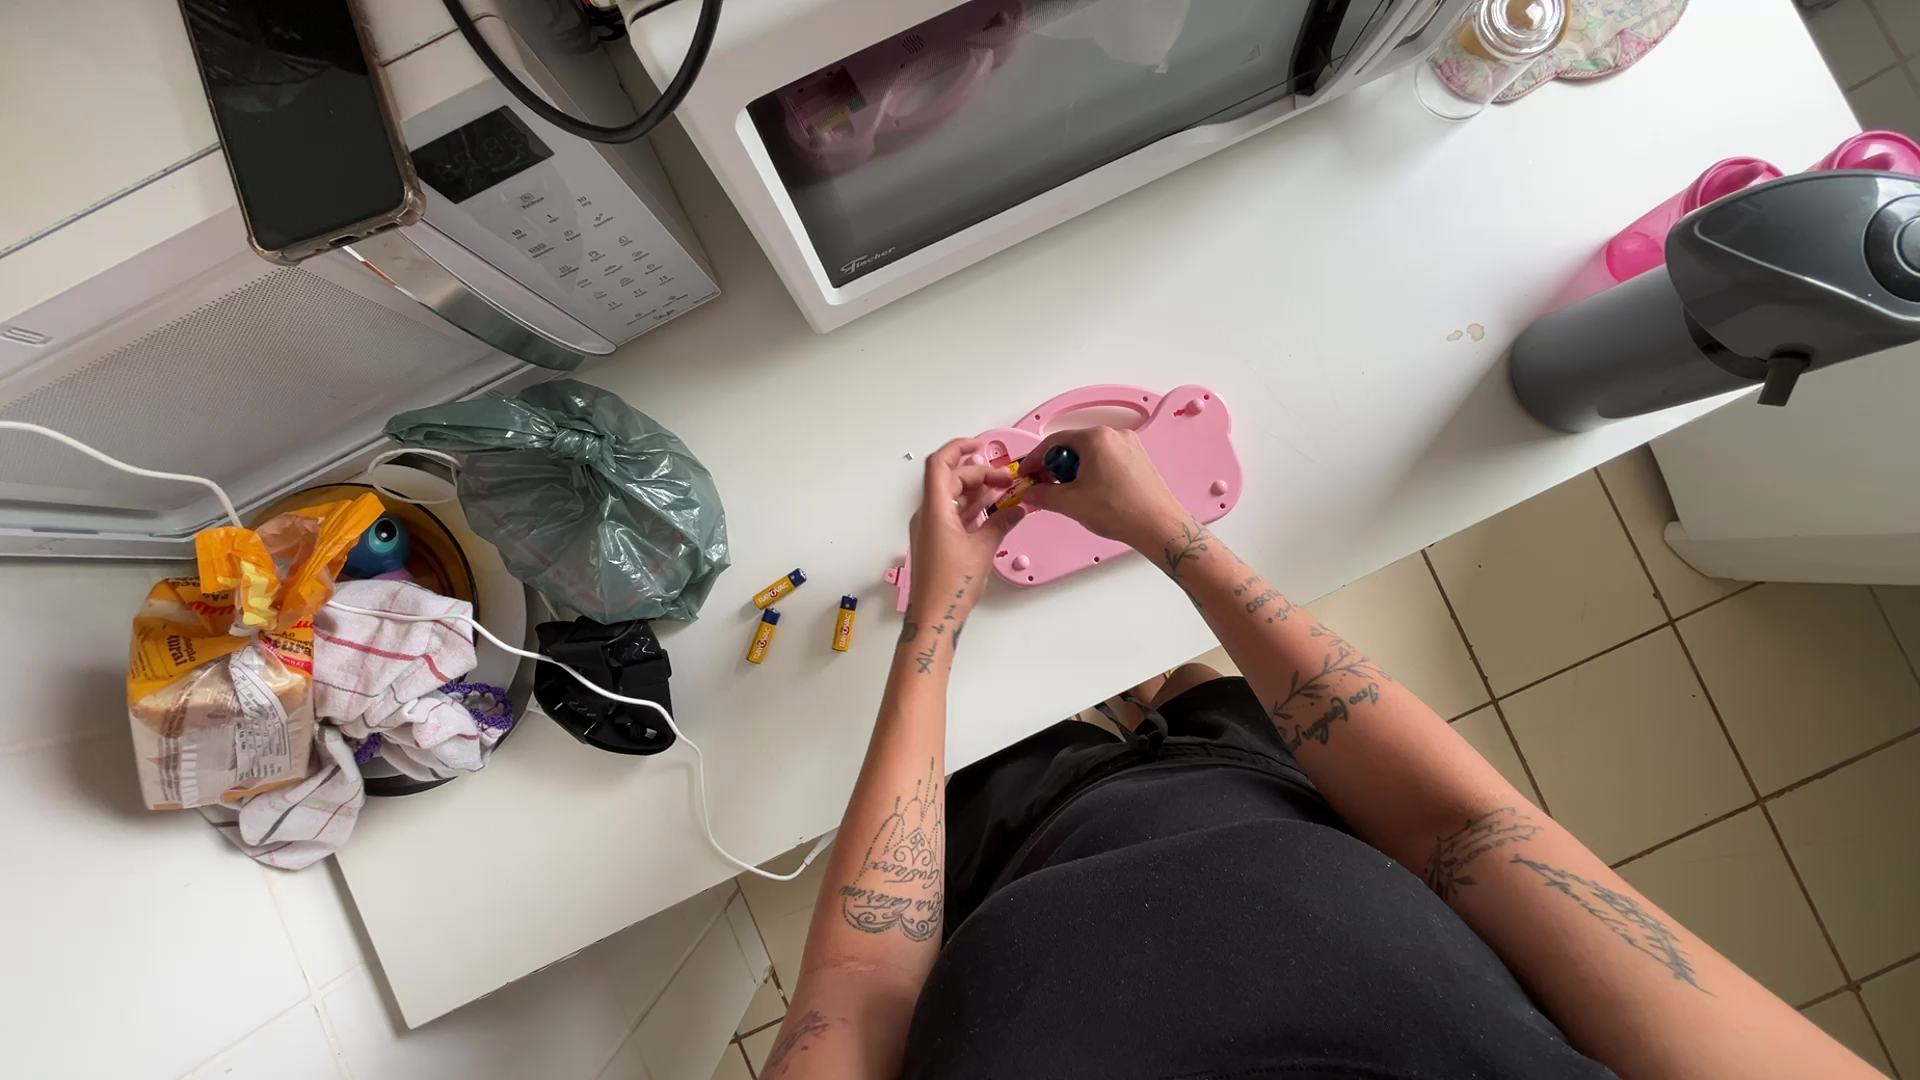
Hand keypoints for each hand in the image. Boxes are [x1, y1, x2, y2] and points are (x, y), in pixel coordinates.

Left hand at [907, 439, 1024, 618]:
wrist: (933, 616)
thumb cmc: (951, 584)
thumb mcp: (983, 549)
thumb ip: (1002, 523)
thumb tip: (1019, 509)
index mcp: (934, 509)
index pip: (940, 465)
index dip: (958, 448)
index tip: (981, 445)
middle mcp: (929, 514)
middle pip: (951, 480)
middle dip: (979, 474)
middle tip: (1007, 480)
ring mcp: (932, 528)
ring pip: (954, 497)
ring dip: (978, 491)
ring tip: (1006, 492)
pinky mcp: (937, 542)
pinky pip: (955, 514)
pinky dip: (974, 509)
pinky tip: (995, 512)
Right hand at [1018, 426, 1187, 551]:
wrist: (1158, 526)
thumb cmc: (1121, 511)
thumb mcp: (1071, 503)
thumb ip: (1043, 496)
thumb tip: (1031, 494)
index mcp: (1096, 438)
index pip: (1054, 442)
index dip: (1035, 460)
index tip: (1027, 474)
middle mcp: (1114, 435)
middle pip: (1073, 446)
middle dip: (1056, 467)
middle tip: (1048, 489)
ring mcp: (1129, 446)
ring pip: (1090, 454)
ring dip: (1075, 472)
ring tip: (1074, 496)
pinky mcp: (1138, 460)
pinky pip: (1107, 460)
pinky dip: (1093, 473)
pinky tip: (1093, 494)